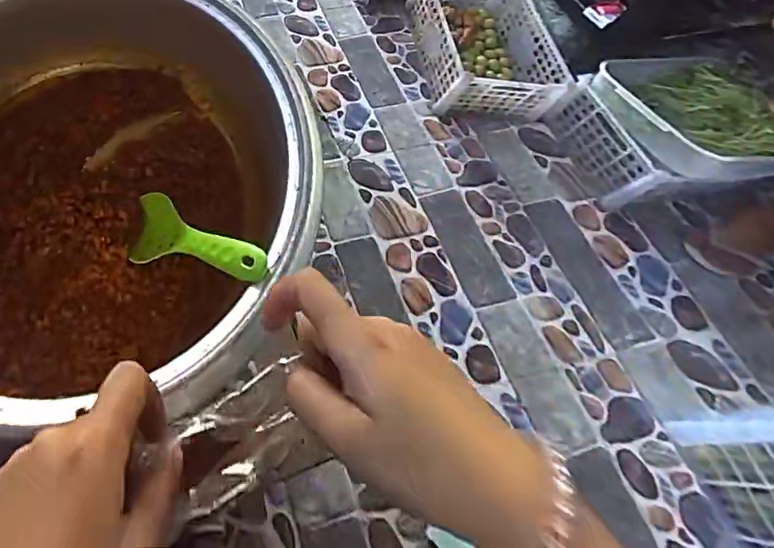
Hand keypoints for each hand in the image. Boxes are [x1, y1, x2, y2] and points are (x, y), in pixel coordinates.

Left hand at [0, 361, 180, 547]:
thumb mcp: (136, 547)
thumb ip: (159, 492)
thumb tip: (171, 453)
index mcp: (92, 445)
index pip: (128, 378)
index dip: (151, 400)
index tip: (155, 441)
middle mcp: (52, 439)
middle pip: (98, 422)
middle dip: (117, 455)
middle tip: (125, 509)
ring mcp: (17, 461)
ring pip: (67, 448)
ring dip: (83, 475)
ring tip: (86, 532)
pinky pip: (37, 470)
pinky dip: (52, 490)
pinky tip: (52, 539)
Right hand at [261, 270, 560, 545]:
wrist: (507, 487)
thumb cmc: (422, 464)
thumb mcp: (350, 442)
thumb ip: (307, 397)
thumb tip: (295, 370)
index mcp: (363, 341)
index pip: (309, 286)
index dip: (279, 295)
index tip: (266, 332)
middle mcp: (386, 328)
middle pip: (330, 324)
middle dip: (319, 361)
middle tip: (341, 417)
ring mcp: (413, 341)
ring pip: (354, 342)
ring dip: (345, 375)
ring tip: (372, 429)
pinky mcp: (431, 359)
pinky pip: (381, 354)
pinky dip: (370, 379)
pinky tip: (398, 425)